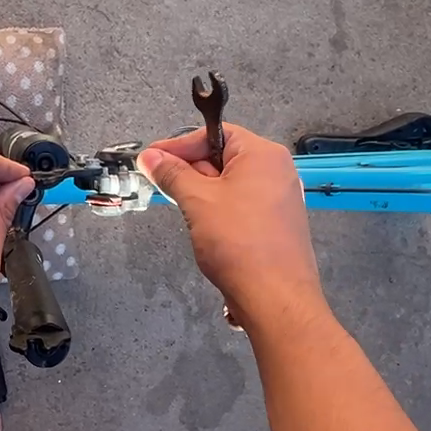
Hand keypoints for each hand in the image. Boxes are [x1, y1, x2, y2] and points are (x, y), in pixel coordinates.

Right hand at [138, 124, 327, 331]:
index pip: (214, 134)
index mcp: (262, 155)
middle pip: (222, 157)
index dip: (179, 146)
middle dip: (190, 170)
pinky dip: (218, 210)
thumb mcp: (196, 201)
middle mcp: (276, 171)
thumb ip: (172, 174)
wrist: (273, 296)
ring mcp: (279, 198)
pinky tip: (205, 228)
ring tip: (185, 211)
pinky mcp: (276, 223)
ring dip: (202, 193)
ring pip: (229, 183)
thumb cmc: (240, 243)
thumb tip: (151, 157)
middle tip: (163, 185)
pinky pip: (241, 204)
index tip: (152, 159)